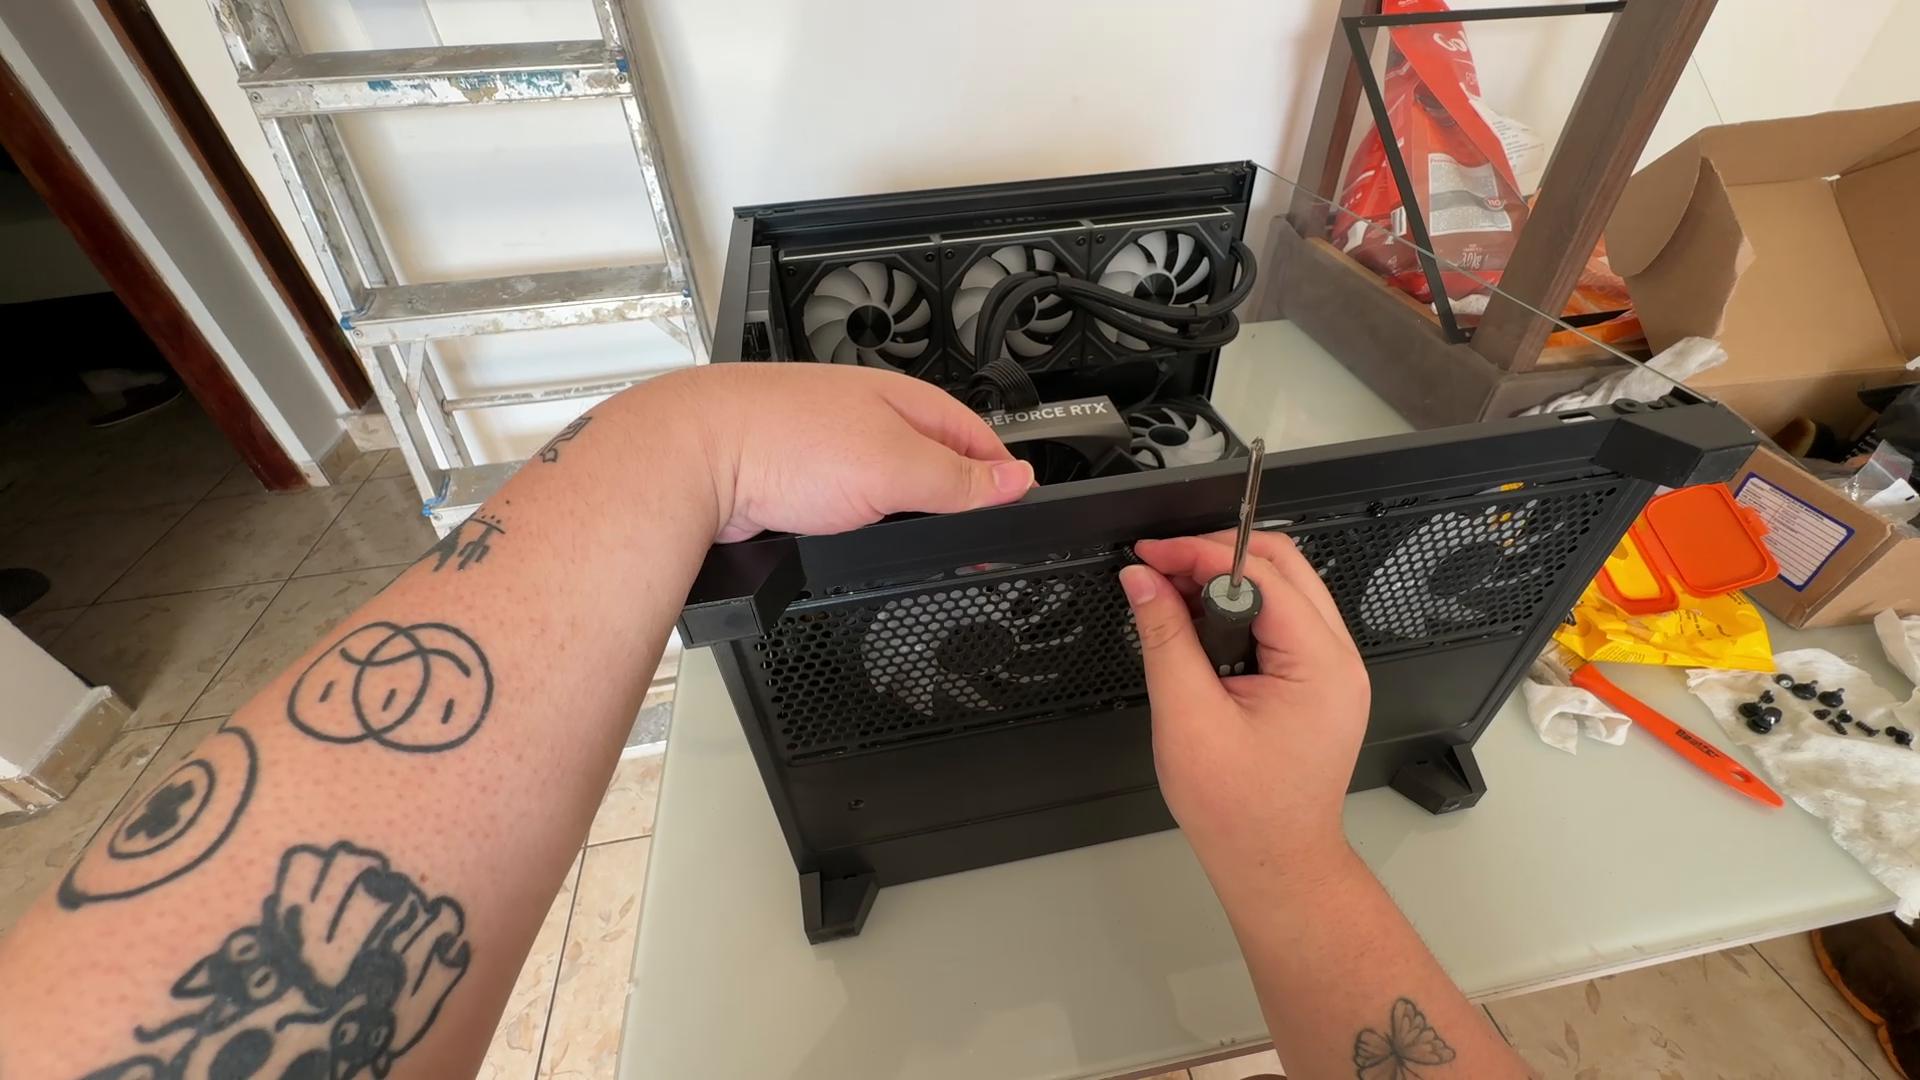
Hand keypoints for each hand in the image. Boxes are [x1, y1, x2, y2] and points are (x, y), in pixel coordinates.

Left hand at [643, 364, 1032, 542]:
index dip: (999, 471)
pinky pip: (853, 503)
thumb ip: (957, 478)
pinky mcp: (805, 479)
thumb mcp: (895, 466)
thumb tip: (1013, 478)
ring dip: (909, 513)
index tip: (1015, 504)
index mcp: (904, 403)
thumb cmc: (783, 440)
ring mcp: (835, 449)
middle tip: (971, 536)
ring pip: (891, 486)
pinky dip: (866, 523)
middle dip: (955, 498)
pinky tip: (867, 537)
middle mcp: (870, 420)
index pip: (974, 435)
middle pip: (934, 460)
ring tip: (925, 540)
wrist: (697, 458)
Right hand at [1121, 531, 1370, 887]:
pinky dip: (1233, 608)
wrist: (1272, 862)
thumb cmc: (1239, 809)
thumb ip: (1164, 636)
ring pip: (1280, 587)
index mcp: (1320, 666)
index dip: (1198, 554)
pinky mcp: (1312, 679)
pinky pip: (1277, 618)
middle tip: (1159, 567)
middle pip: (1282, 565)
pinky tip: (1195, 624)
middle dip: (1212, 555)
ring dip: (1222, 580)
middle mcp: (1337, 659)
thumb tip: (1142, 580)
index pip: (1260, 574)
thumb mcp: (1186, 715)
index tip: (1150, 555)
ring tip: (1170, 597)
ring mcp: (1329, 669)